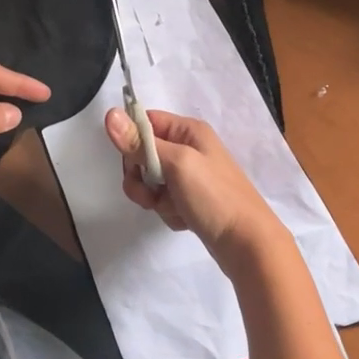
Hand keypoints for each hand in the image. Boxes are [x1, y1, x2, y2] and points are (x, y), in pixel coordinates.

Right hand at [104, 108, 285, 268]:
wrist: (248, 244)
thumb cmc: (214, 196)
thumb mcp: (176, 164)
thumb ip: (141, 143)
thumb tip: (109, 114)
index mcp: (188, 130)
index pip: (145, 123)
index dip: (132, 142)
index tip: (132, 164)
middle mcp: (189, 148)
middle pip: (144, 154)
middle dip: (142, 177)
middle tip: (152, 193)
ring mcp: (190, 176)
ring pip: (151, 181)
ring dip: (154, 198)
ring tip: (172, 209)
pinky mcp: (191, 201)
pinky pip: (164, 200)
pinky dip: (167, 211)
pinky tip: (183, 219)